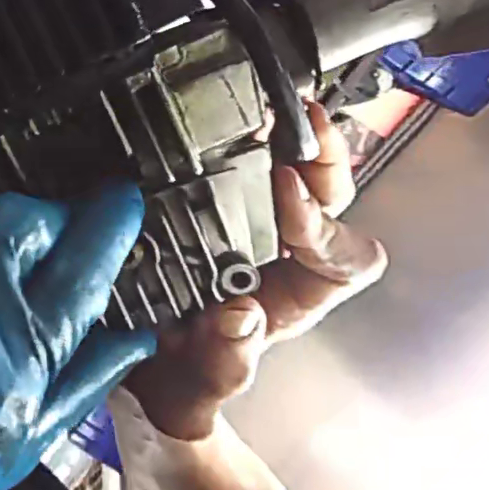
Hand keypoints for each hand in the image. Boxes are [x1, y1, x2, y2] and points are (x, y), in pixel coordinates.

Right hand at [127, 101, 386, 438]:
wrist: (144, 363)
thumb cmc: (183, 377)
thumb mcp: (200, 384)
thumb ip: (223, 363)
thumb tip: (241, 317)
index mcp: (297, 297)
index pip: (344, 258)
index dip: (323, 225)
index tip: (286, 196)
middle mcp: (285, 255)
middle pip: (333, 197)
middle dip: (324, 156)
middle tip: (302, 121)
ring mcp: (253, 225)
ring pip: (297, 172)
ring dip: (291, 136)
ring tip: (269, 105)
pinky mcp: (217, 205)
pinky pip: (246, 166)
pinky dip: (245, 138)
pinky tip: (228, 119)